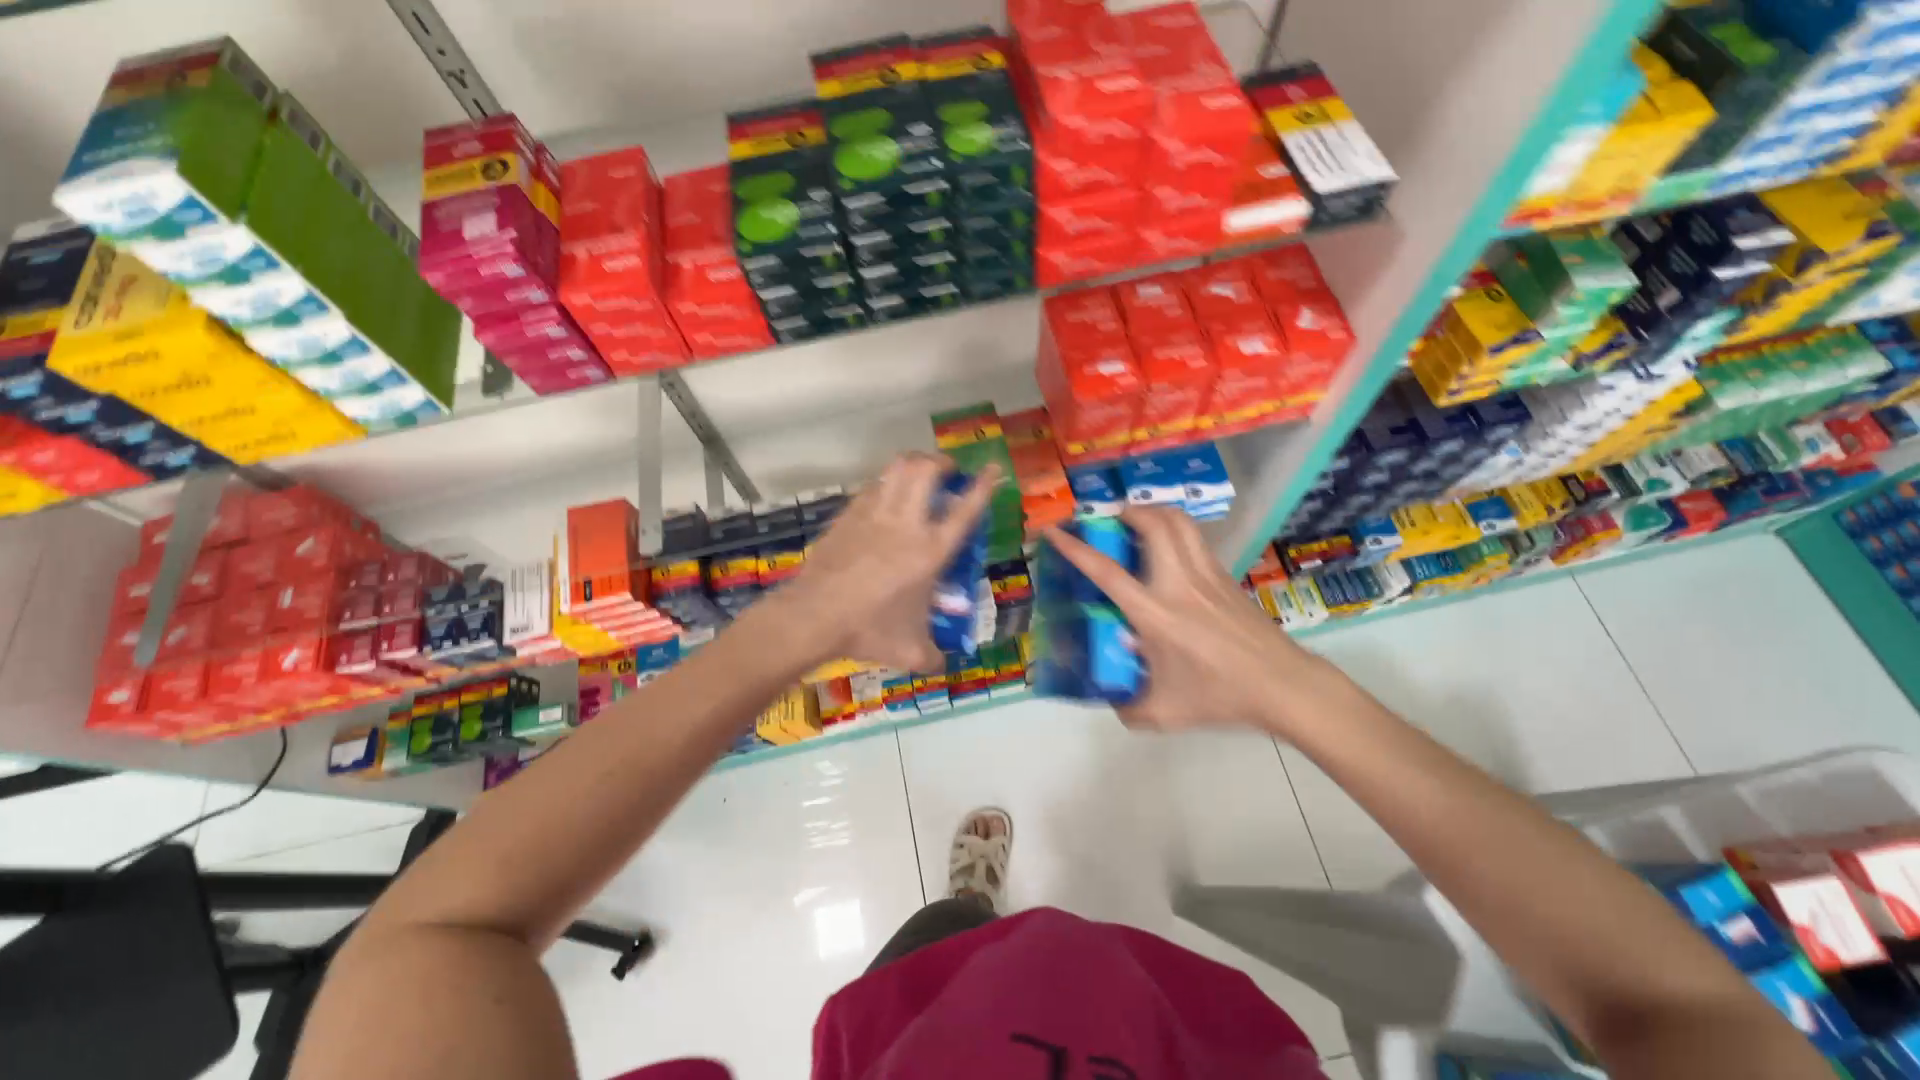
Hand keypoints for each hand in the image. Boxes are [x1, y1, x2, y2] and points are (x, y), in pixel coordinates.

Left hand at [776, 453, 998, 672]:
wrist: (815, 615)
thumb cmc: (869, 630)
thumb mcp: (909, 651)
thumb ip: (932, 655)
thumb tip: (941, 664)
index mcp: (931, 551)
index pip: (965, 508)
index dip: (983, 484)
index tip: (991, 468)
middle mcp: (907, 524)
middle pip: (927, 469)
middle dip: (942, 462)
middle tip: (947, 472)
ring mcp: (874, 514)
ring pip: (897, 467)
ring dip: (913, 463)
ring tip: (919, 473)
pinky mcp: (847, 515)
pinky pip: (873, 485)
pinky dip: (886, 483)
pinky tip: (885, 496)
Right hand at [1044, 506, 1325, 733]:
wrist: (1281, 685)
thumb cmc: (1219, 696)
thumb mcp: (1163, 713)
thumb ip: (1129, 708)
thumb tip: (1112, 701)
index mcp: (1155, 613)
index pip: (1107, 571)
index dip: (1076, 547)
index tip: (1055, 530)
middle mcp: (1179, 584)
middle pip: (1153, 524)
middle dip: (1127, 512)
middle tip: (1110, 520)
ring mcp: (1207, 576)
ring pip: (1180, 523)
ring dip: (1154, 513)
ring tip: (1139, 522)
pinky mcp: (1226, 578)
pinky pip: (1196, 540)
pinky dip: (1177, 532)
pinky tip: (1171, 552)